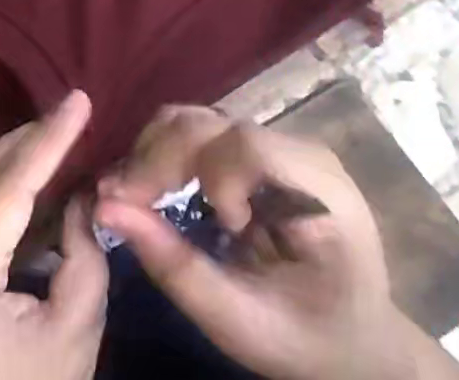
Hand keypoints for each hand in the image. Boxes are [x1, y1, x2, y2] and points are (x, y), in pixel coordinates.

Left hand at [0, 90, 108, 379]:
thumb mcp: (68, 337)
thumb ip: (84, 258)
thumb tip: (83, 198)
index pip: (15, 181)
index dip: (52, 137)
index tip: (81, 99)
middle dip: (36, 136)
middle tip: (79, 112)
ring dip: (22, 152)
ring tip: (65, 132)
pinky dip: (7, 176)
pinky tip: (36, 169)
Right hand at [94, 106, 458, 379]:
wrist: (353, 340)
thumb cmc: (305, 340)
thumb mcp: (241, 324)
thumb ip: (176, 266)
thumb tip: (105, 205)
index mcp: (322, 196)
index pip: (251, 146)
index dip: (209, 173)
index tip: (205, 223)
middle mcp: (300, 152)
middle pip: (213, 125)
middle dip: (159, 158)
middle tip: (122, 201)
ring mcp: (277, 142)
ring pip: (197, 119)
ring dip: (155, 150)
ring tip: (134, 194)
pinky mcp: (256, 146)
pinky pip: (200, 129)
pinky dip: (166, 151)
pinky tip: (153, 185)